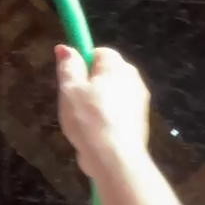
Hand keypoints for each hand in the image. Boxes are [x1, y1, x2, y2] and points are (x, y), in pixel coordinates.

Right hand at [55, 45, 150, 175]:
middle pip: (107, 72)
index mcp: (117, 68)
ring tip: (81, 119)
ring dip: (96, 100)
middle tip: (72, 99)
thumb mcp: (69, 90)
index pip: (99, 52)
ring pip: (111, 92)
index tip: (69, 78)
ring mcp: (139, 101)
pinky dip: (105, 115)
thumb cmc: (88, 119)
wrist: (114, 157)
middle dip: (89, 82)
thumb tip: (65, 47)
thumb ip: (68, 66)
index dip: (82, 62)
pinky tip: (94, 130)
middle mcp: (133, 79)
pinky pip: (117, 110)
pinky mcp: (139, 120)